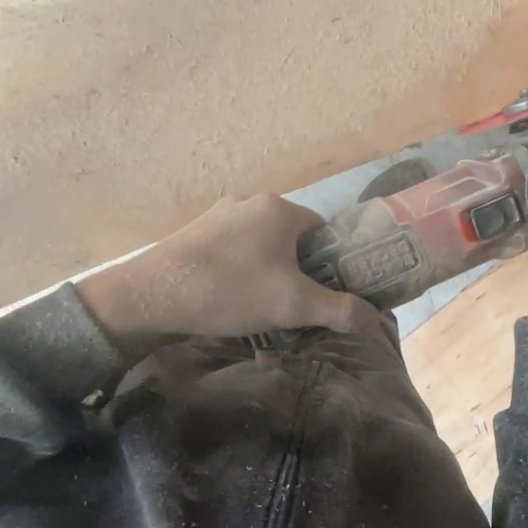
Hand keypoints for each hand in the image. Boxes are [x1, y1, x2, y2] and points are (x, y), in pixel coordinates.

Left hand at [76, 193, 376, 348]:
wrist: (149, 297)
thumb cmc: (230, 291)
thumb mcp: (294, 306)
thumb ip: (341, 311)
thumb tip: (378, 320)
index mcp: (279, 209)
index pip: (325, 231)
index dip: (334, 264)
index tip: (332, 294)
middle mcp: (249, 203)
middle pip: (293, 245)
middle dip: (300, 282)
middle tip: (300, 316)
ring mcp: (218, 218)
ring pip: (262, 255)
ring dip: (271, 288)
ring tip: (267, 323)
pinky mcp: (194, 237)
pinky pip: (234, 260)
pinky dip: (243, 284)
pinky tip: (236, 313)